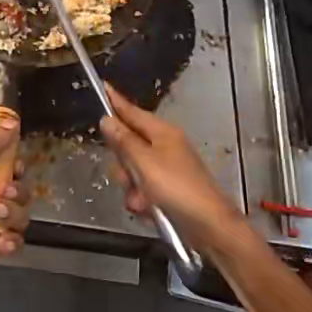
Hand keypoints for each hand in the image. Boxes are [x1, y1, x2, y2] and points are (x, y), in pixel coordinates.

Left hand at [0, 117, 26, 293]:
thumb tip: (12, 121)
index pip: (6, 166)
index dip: (16, 167)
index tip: (17, 168)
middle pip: (20, 190)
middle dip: (16, 193)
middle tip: (2, 194)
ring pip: (21, 215)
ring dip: (11, 216)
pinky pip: (16, 240)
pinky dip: (8, 241)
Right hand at [99, 84, 241, 246]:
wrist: (209, 226)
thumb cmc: (177, 189)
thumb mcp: (144, 163)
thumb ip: (123, 142)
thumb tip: (107, 120)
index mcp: (162, 133)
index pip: (132, 112)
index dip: (116, 102)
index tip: (103, 86)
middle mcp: (165, 146)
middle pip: (128, 146)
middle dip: (123, 165)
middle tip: (127, 176)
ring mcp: (167, 169)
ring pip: (133, 172)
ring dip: (132, 188)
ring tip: (142, 200)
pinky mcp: (169, 190)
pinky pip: (143, 190)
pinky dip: (142, 201)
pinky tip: (148, 210)